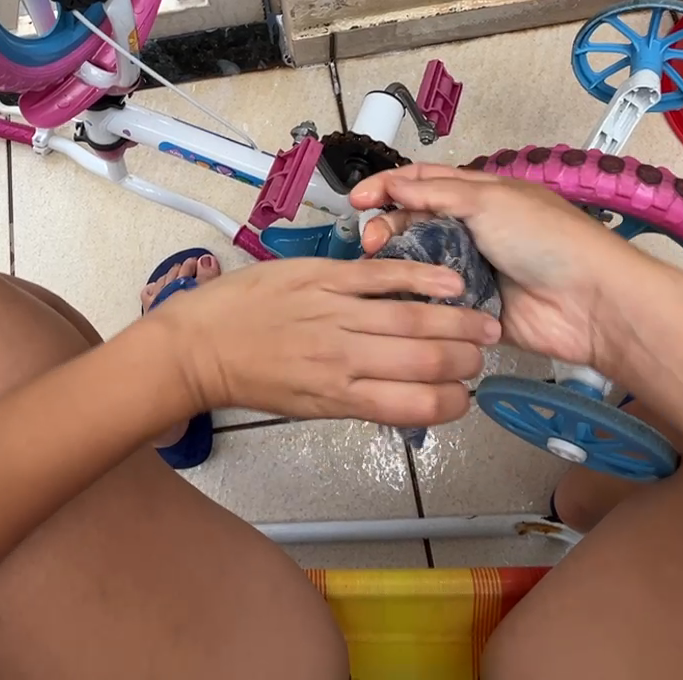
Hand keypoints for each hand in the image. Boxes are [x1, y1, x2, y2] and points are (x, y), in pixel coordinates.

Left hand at [141, 257, 501, 426]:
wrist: (198, 346)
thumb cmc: (250, 380)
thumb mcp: (305, 406)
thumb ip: (356, 397)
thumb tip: (403, 391)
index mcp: (340, 396)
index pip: (415, 405)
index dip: (452, 402)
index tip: (464, 395)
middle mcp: (343, 357)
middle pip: (424, 360)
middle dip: (465, 360)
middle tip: (484, 353)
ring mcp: (333, 312)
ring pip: (411, 318)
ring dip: (457, 321)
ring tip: (485, 323)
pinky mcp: (322, 277)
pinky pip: (380, 276)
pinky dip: (420, 277)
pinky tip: (451, 281)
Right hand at [352, 164, 663, 373]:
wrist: (589, 303)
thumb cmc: (543, 239)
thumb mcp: (489, 201)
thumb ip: (437, 192)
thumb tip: (394, 184)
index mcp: (479, 194)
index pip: (423, 182)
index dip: (388, 186)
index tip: (357, 199)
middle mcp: (471, 227)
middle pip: (415, 221)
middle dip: (388, 225)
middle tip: (372, 242)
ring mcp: (470, 267)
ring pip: (420, 260)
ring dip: (396, 260)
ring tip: (379, 267)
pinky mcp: (471, 304)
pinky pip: (433, 296)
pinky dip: (413, 293)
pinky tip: (393, 296)